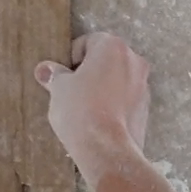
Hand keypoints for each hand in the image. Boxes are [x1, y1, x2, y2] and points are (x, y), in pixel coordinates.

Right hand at [35, 33, 149, 182]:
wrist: (106, 149)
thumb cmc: (80, 111)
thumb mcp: (59, 89)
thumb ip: (54, 75)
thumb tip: (45, 70)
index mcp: (112, 47)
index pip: (87, 42)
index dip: (70, 59)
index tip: (61, 76)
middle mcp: (133, 61)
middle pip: (105, 60)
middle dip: (88, 72)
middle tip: (69, 91)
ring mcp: (143, 85)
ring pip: (116, 80)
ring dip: (101, 88)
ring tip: (82, 108)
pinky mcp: (145, 108)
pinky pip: (124, 99)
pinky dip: (112, 104)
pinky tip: (97, 120)